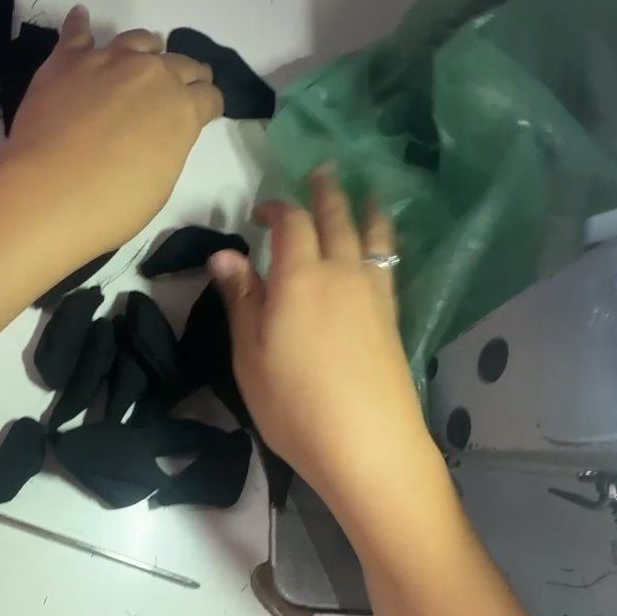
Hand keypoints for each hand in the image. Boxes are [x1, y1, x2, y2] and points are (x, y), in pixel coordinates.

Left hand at [0, 6, 224, 255]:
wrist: (48, 195)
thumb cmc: (109, 209)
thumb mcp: (158, 187)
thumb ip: (167, 149)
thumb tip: (160, 136)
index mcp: (182, 110)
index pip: (208, 98)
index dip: (209, 106)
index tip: (206, 112)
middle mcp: (152, 75)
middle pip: (180, 64)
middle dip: (187, 76)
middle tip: (183, 86)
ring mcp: (109, 61)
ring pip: (139, 41)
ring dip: (147, 49)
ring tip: (146, 55)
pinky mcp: (68, 60)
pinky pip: (78, 32)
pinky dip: (82, 26)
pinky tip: (82, 21)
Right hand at [209, 166, 441, 511]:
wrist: (366, 444)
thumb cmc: (293, 404)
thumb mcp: (250, 357)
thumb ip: (242, 301)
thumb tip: (225, 253)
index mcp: (300, 279)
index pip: (290, 225)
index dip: (276, 209)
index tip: (261, 209)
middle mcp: (342, 274)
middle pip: (336, 220)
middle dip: (326, 193)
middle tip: (322, 171)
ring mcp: (373, 295)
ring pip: (371, 236)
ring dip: (364, 208)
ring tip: (365, 191)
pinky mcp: (391, 318)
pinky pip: (387, 262)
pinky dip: (382, 241)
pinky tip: (380, 247)